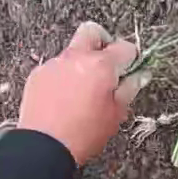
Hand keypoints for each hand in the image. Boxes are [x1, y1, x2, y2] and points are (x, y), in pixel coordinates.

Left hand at [19, 22, 144, 164]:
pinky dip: (65, 77)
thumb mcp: (116, 113)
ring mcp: (54, 64)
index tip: (131, 70)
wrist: (44, 147)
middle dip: (104, 42)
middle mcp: (76, 57)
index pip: (125, 47)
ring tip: (85, 92)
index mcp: (101, 65)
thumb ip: (129, 88)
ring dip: (82, 64)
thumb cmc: (84, 134)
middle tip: (108, 65)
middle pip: (93, 32)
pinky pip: (56, 67)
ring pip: (73, 52)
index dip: (132, 58)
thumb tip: (139, 75)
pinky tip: (66, 99)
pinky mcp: (38, 75)